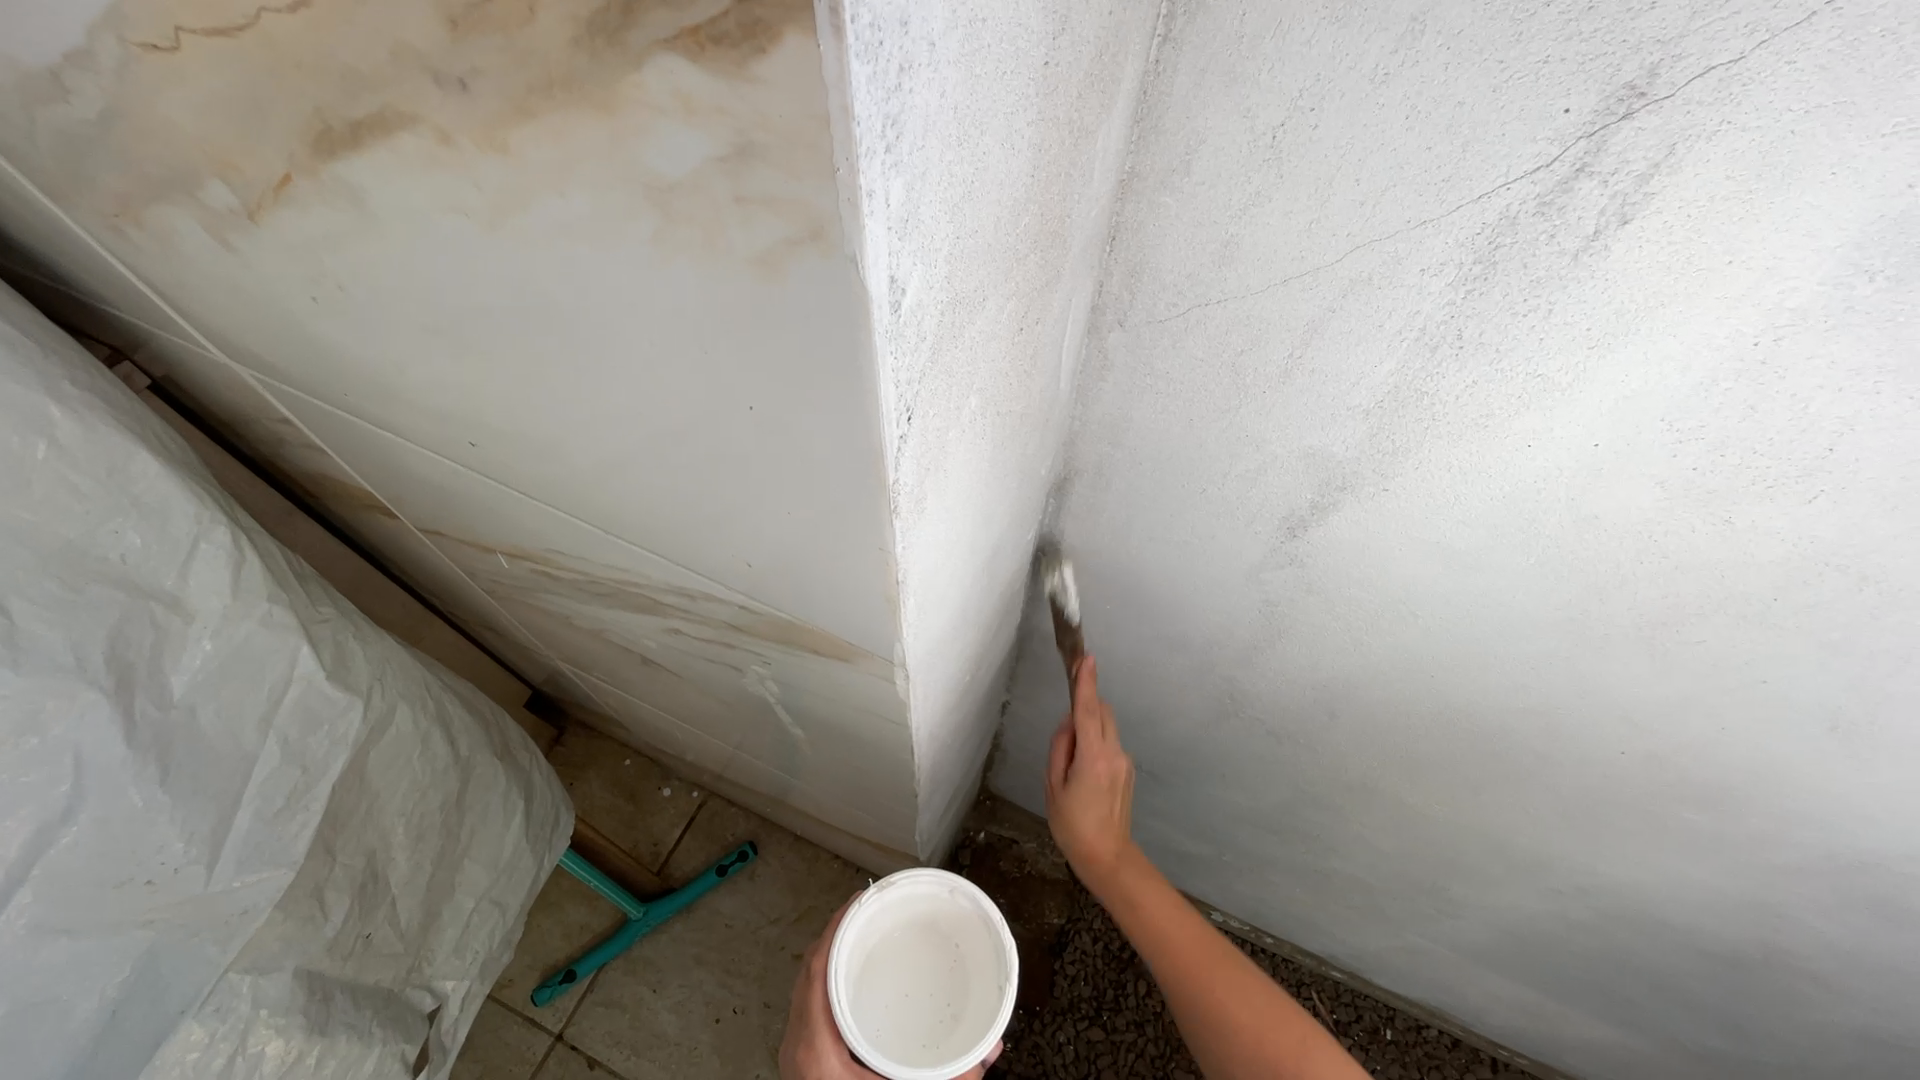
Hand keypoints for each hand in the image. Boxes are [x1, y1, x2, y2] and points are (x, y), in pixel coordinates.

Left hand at [780, 895, 1001, 1078]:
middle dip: (838, 934)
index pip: (815, 967)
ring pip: (806, 986)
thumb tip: (992, 1049)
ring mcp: (794, 1051)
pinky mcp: (801, 1060)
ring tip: (861, 933)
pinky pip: (809, 1004)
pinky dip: (827, 981)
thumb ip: (949, 1077)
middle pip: (808, 969)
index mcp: (815, 1045)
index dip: (835, 927)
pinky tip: (849, 976)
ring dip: (831, 956)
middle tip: (870, 910)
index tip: (861, 899)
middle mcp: (797, 1042)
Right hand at [1045, 655, 1137, 896]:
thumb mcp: (1053, 785)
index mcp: (1092, 756)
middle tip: (1064, 735)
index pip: (1087, 709)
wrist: (1107, 855)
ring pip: (1106, 727)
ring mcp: (1125, 761)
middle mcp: (1114, 753)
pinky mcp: (1128, 770)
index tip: (1086, 658)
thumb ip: (1060, 748)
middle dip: (1085, 706)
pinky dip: (1095, 744)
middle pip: (1101, 712)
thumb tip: (1069, 725)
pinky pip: (1109, 744)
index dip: (1086, 682)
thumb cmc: (1072, 824)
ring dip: (1089, 728)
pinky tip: (1084, 775)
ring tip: (1071, 765)